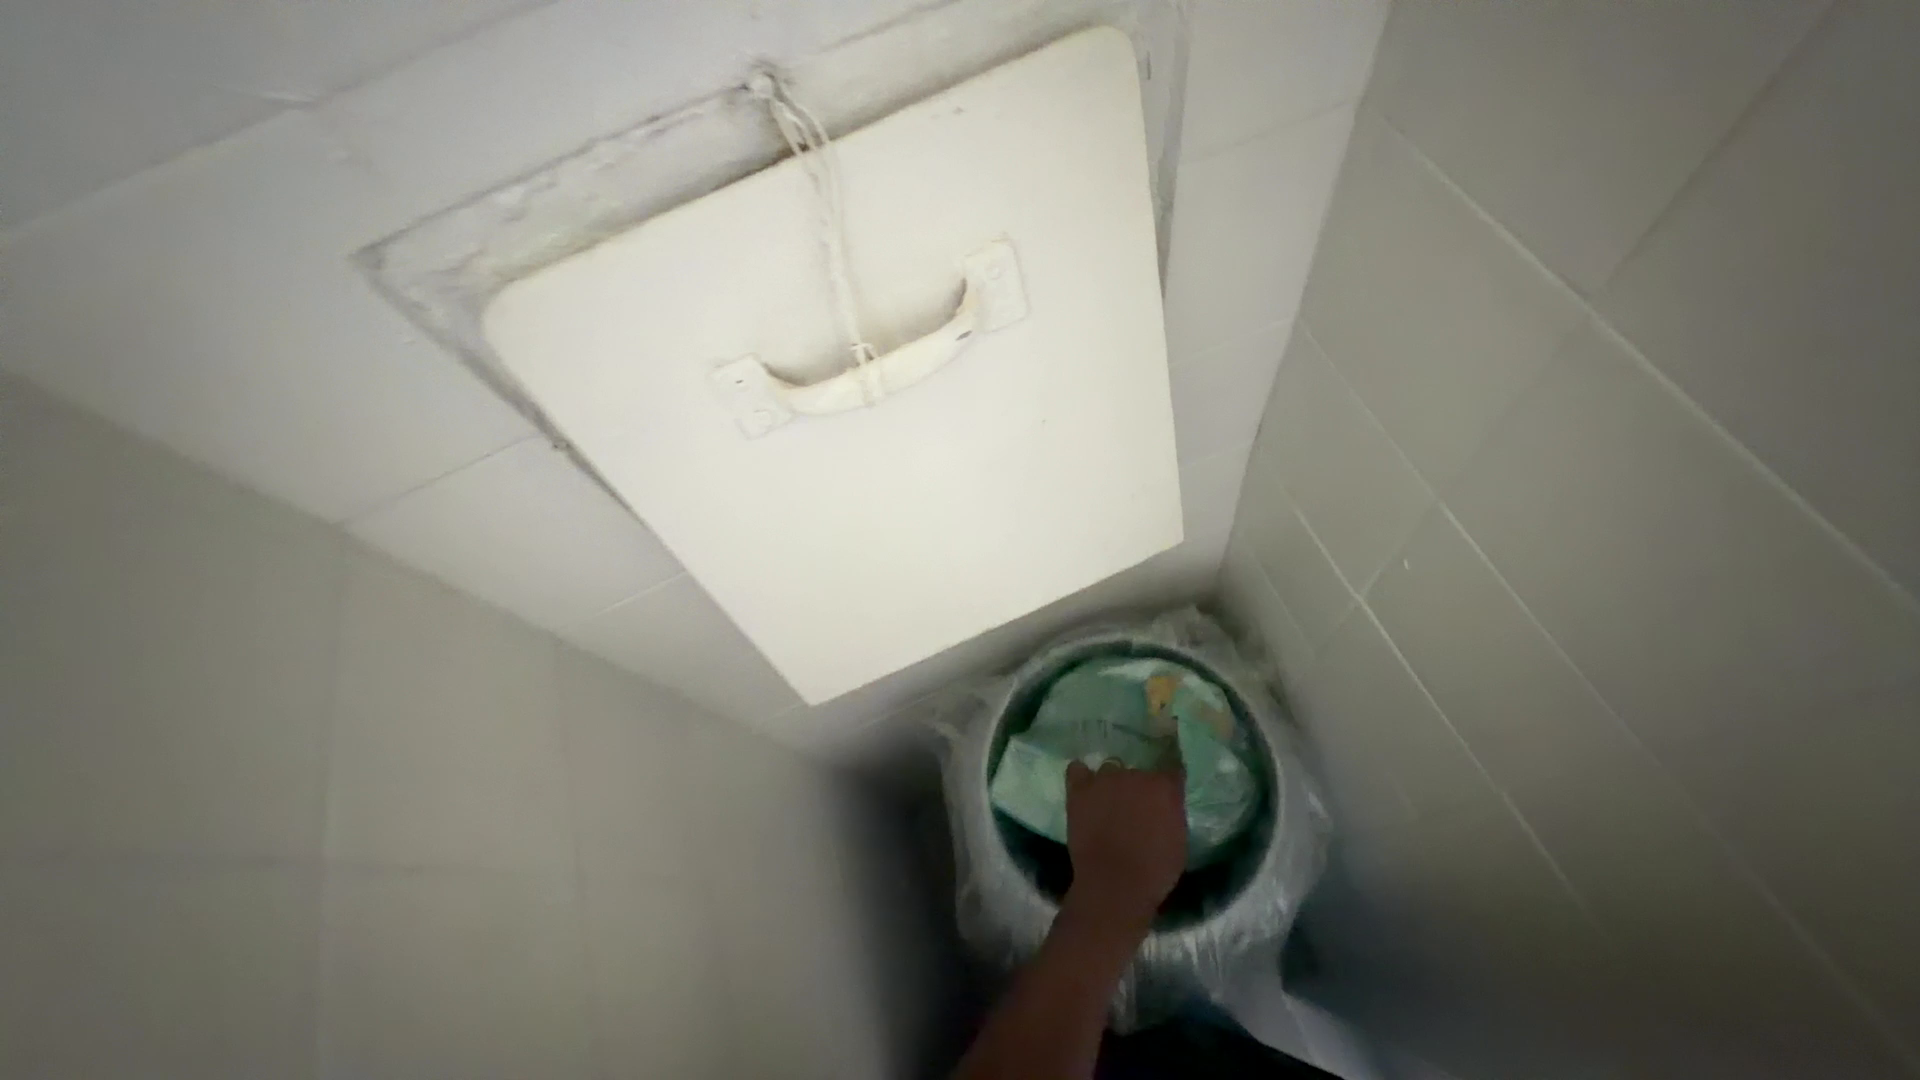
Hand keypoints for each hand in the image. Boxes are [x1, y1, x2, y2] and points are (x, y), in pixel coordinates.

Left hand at [1063, 760, 1185, 927]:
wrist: (1114, 885)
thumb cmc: (1154, 871)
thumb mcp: (1178, 841)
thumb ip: (1171, 812)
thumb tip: (1163, 805)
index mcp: (1164, 787)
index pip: (1171, 770)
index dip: (1168, 783)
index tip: (1165, 795)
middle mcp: (1134, 774)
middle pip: (1138, 771)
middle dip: (1138, 788)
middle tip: (1135, 810)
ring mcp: (1104, 779)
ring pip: (1110, 770)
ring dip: (1112, 784)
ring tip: (1108, 804)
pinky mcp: (1079, 790)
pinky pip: (1077, 770)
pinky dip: (1081, 777)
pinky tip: (1084, 790)